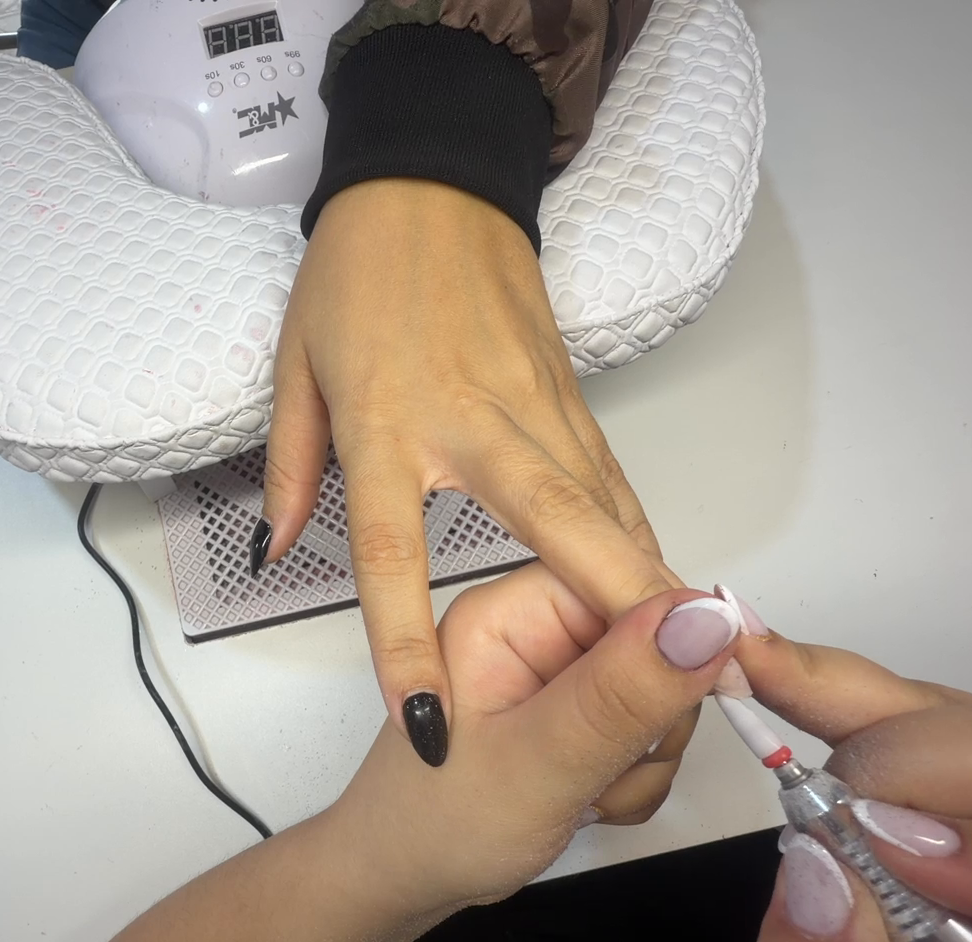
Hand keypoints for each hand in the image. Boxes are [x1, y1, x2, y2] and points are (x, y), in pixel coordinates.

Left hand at [259, 178, 680, 765]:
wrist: (429, 187)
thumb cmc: (352, 279)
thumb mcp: (295, 370)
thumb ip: (293, 471)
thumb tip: (279, 551)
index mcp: (386, 428)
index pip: (395, 556)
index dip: (407, 647)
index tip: (429, 725)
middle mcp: (473, 425)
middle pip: (556, 525)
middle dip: (612, 608)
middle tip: (660, 688)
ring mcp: (535, 406)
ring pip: (604, 502)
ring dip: (647, 580)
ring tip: (691, 656)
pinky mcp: (569, 393)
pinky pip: (609, 477)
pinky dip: (638, 534)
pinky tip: (656, 580)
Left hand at [319, 565, 745, 918]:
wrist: (406, 874)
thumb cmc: (439, 821)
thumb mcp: (539, 761)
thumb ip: (623, 692)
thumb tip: (709, 616)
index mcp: (507, 611)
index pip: (621, 575)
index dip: (679, 633)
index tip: (708, 696)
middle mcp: (531, 627)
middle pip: (652, 635)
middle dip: (654, 714)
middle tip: (608, 767)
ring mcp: (552, 668)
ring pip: (657, 686)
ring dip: (643, 753)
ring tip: (586, 793)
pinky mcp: (569, 705)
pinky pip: (643, 722)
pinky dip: (634, 771)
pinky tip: (589, 799)